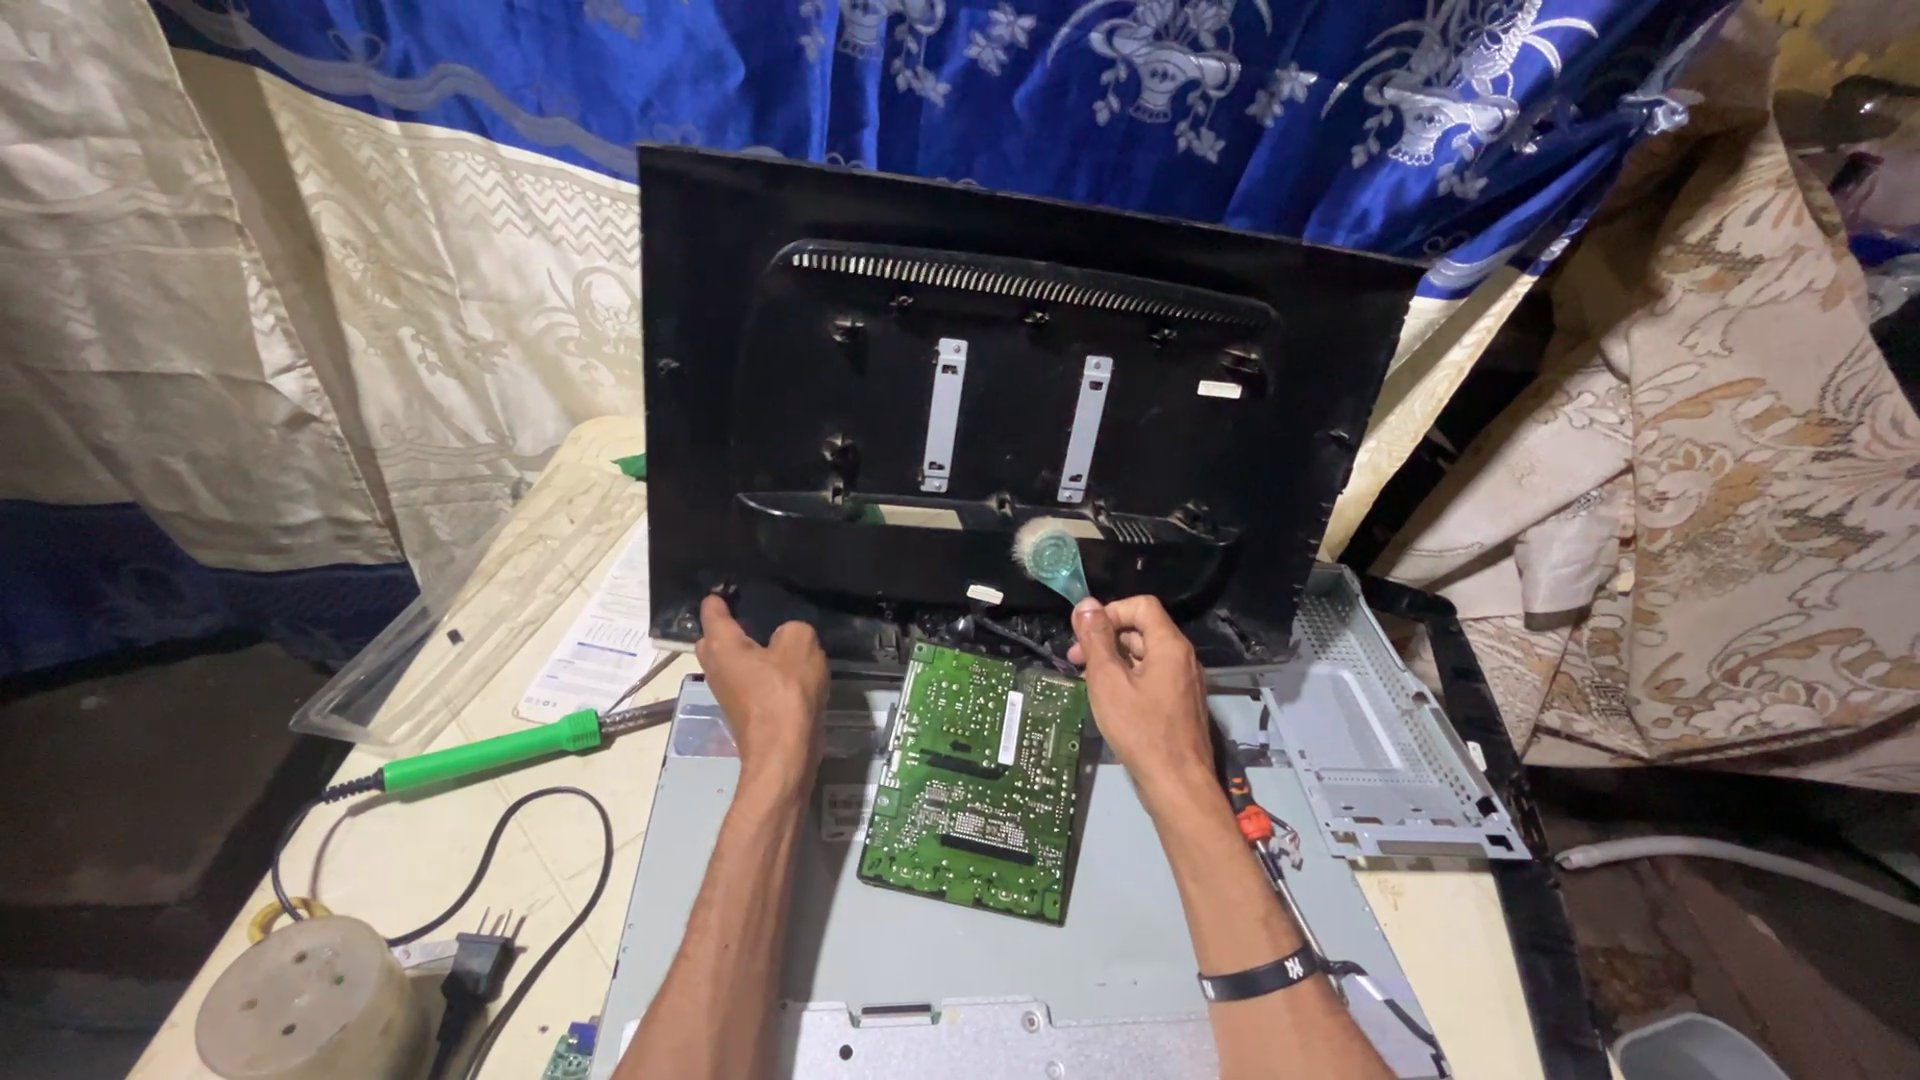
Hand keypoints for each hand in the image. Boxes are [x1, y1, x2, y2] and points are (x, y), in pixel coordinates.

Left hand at [695, 595, 828, 800]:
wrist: (784, 751)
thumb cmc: (786, 692)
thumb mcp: (800, 644)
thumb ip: (792, 629)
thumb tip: (784, 637)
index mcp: (721, 645)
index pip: (711, 611)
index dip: (721, 596)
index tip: (732, 587)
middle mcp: (715, 667)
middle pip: (713, 638)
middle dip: (728, 626)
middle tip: (755, 615)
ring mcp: (725, 692)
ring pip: (729, 662)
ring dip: (745, 652)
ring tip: (775, 641)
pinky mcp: (742, 711)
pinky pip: (745, 680)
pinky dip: (758, 672)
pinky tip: (783, 671)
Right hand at [1069, 596, 1214, 803]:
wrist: (1176, 783)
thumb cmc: (1140, 730)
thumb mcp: (1108, 681)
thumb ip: (1097, 640)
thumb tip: (1086, 605)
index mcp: (1170, 646)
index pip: (1141, 605)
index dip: (1110, 611)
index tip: (1085, 634)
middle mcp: (1182, 657)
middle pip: (1142, 629)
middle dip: (1106, 637)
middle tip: (1075, 659)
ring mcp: (1184, 681)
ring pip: (1144, 654)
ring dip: (1113, 659)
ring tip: (1087, 680)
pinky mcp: (1180, 702)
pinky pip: (1151, 676)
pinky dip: (1127, 678)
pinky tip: (1108, 698)